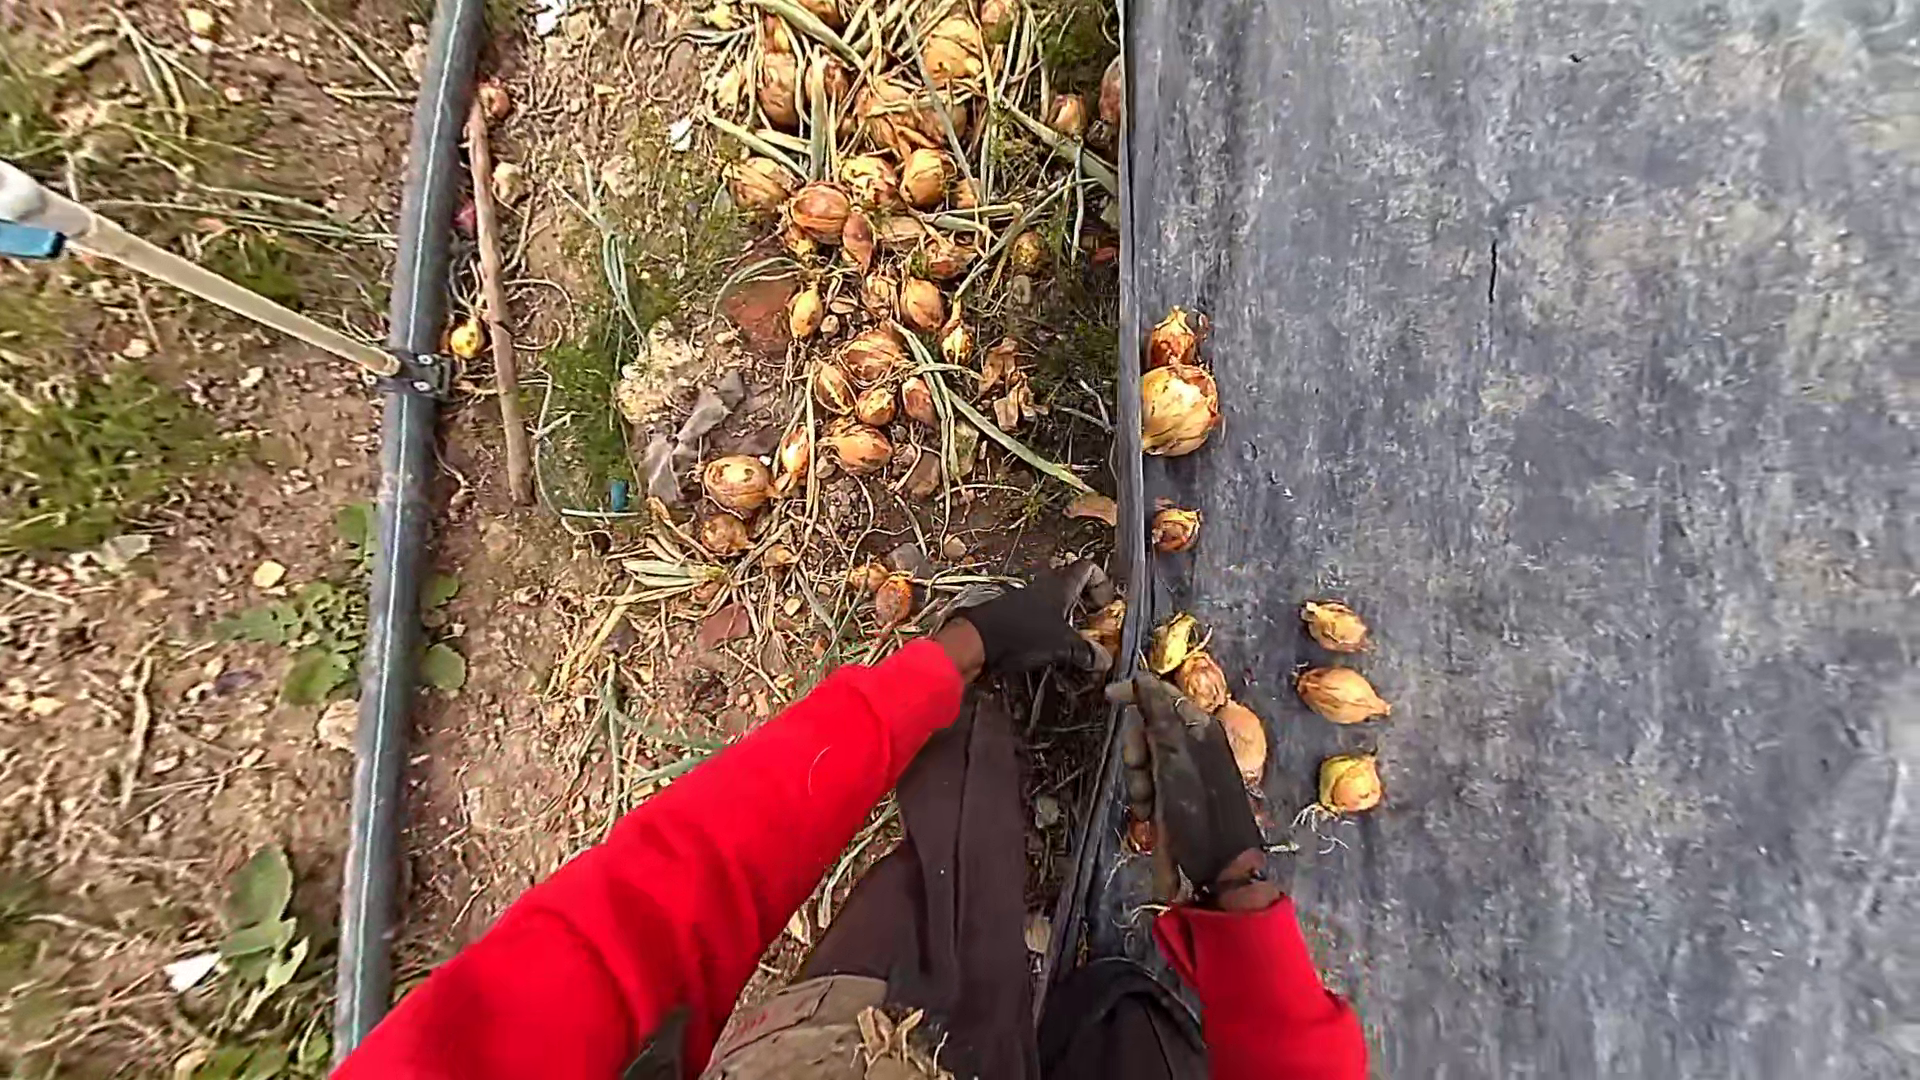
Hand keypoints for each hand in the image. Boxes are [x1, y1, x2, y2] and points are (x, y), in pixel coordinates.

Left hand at [947, 560, 1108, 675]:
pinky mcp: (1013, 615)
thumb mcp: (1061, 645)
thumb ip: (1085, 651)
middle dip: (1086, 606)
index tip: (1106, 606)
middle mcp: (1044, 587)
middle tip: (1094, 627)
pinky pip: (1040, 617)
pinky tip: (1051, 649)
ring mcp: (1026, 599)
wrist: (976, 640)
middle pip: (1072, 587)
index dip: (1102, 583)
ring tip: (1075, 643)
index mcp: (1059, 586)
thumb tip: (1103, 661)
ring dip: (1068, 620)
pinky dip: (1050, 630)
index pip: (1087, 569)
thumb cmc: (1021, 634)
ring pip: (1056, 603)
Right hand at [1107, 675, 1265, 904]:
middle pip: (1146, 728)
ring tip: (1149, 804)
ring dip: (1138, 780)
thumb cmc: (1199, 812)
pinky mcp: (1177, 796)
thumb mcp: (1174, 758)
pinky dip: (1144, 799)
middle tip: (1141, 771)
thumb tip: (1142, 676)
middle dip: (1136, 750)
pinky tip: (1151, 816)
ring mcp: (1185, 772)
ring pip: (1143, 758)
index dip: (1134, 693)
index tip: (1107, 698)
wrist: (1220, 873)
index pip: (1162, 694)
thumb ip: (1157, 714)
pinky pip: (1148, 784)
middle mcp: (1193, 744)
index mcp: (1199, 727)